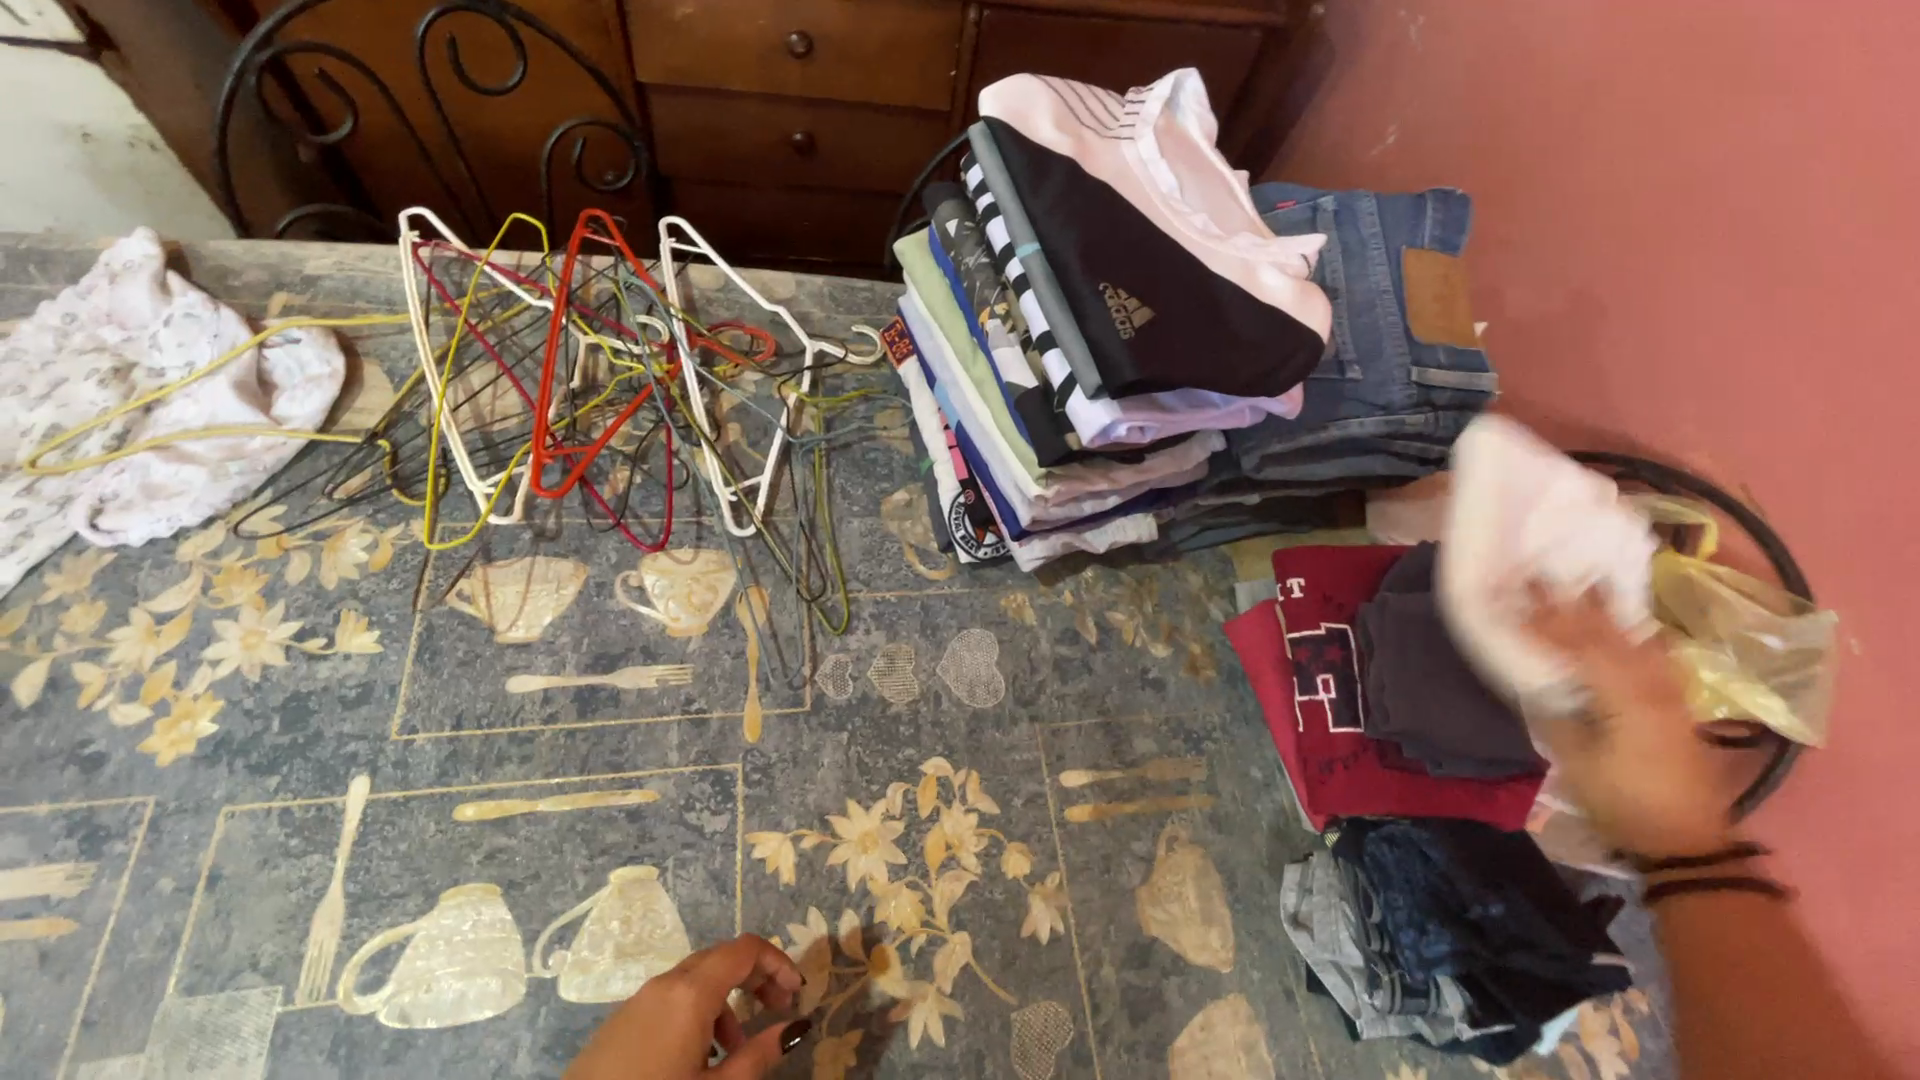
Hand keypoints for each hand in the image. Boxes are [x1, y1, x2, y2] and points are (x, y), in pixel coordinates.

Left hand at [565, 934, 810, 1079]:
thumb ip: (759, 1055)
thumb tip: (797, 1027)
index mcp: (691, 992)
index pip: (746, 948)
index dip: (779, 961)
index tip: (798, 993)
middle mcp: (664, 984)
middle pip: (721, 958)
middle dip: (756, 977)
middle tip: (778, 1008)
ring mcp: (637, 1001)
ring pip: (695, 981)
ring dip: (726, 1000)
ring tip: (736, 1049)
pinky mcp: (619, 1023)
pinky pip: (669, 1001)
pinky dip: (697, 1013)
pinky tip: (698, 1058)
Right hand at [1524, 583, 1734, 857]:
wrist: (1682, 838)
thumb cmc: (1619, 800)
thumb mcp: (1574, 757)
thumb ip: (1555, 711)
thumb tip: (1532, 678)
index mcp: (1621, 696)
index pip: (1573, 646)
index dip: (1538, 620)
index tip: (1509, 596)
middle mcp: (1651, 686)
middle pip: (1606, 634)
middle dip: (1570, 603)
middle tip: (1541, 574)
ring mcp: (1669, 694)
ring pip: (1634, 640)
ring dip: (1607, 611)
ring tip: (1587, 582)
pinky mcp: (1676, 705)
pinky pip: (1655, 656)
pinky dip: (1638, 635)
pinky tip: (1632, 625)